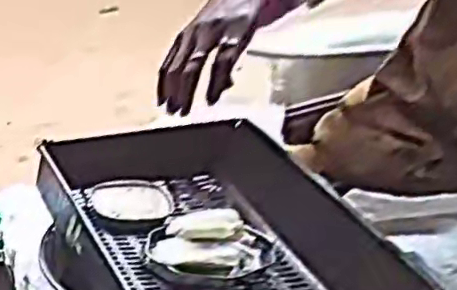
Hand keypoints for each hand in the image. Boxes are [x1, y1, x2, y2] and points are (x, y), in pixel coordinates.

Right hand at [157, 0, 289, 114]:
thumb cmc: (259, 0)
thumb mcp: (280, 7)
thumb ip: (283, 25)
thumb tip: (293, 28)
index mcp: (239, 22)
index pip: (223, 59)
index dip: (215, 82)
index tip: (211, 101)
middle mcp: (212, 28)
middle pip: (193, 66)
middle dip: (187, 92)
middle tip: (184, 112)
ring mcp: (194, 32)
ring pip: (176, 67)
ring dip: (172, 91)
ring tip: (172, 109)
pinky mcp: (182, 36)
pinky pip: (167, 62)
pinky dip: (163, 83)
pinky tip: (163, 98)